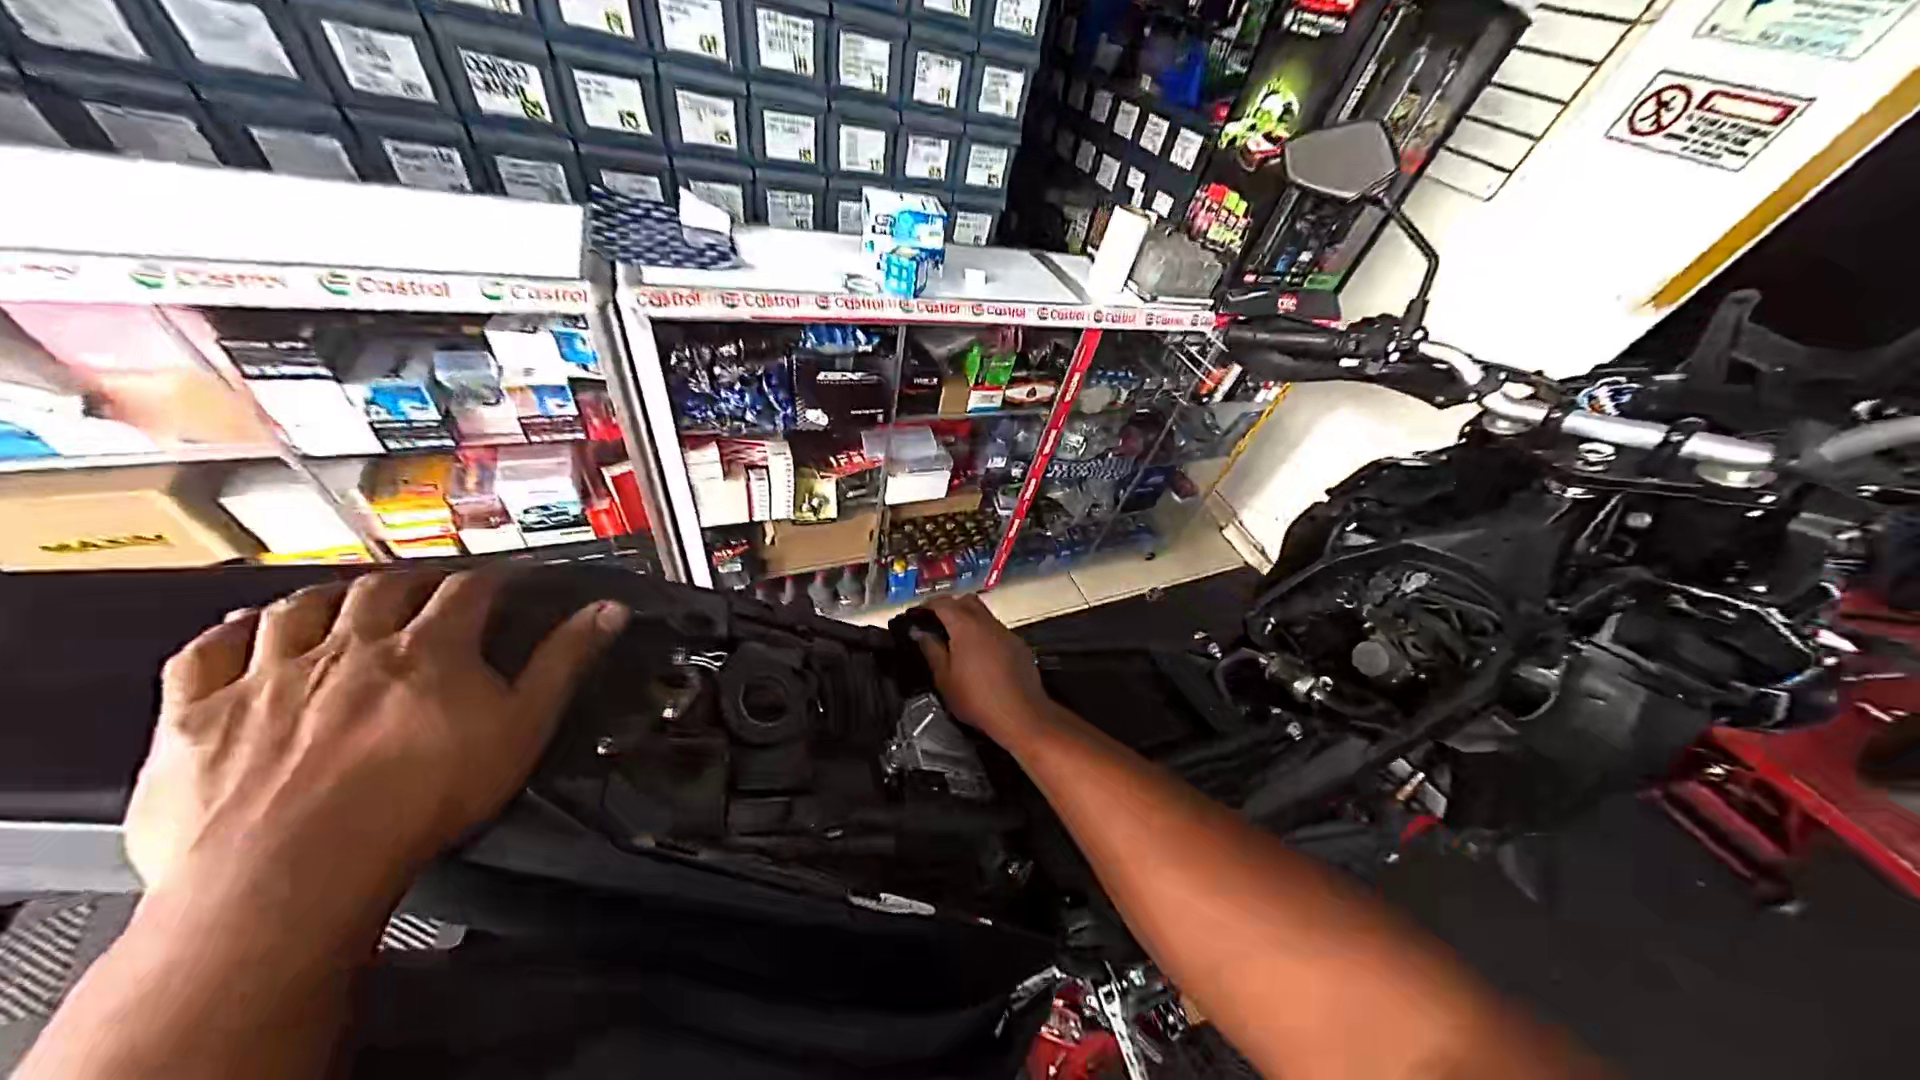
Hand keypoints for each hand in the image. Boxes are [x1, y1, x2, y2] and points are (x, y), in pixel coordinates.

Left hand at [124, 569, 627, 933]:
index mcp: (428, 650)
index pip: (468, 591)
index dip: (491, 580)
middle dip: (412, 581)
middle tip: (426, 587)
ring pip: (299, 608)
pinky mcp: (201, 717)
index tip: (503, 581)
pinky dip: (228, 634)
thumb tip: (606, 613)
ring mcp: (270, 677)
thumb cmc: (418, 802)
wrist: (295, 873)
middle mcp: (349, 648)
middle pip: (383, 589)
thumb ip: (565, 662)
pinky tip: (242, 630)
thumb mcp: (522, 726)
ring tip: (345, 597)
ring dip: (326, 595)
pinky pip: (204, 654)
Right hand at [912, 595, 1056, 748]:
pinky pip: (998, 631)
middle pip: (967, 601)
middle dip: (950, 606)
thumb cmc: (976, 698)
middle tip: (936, 623)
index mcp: (965, 626)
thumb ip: (931, 650)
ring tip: (957, 640)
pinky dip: (985, 634)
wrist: (1020, 714)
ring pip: (985, 615)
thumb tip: (919, 632)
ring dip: (969, 620)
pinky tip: (981, 655)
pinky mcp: (1019, 646)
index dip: (928, 606)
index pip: (943, 603)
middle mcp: (987, 623)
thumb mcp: (944, 678)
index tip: (918, 614)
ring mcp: (1006, 633)